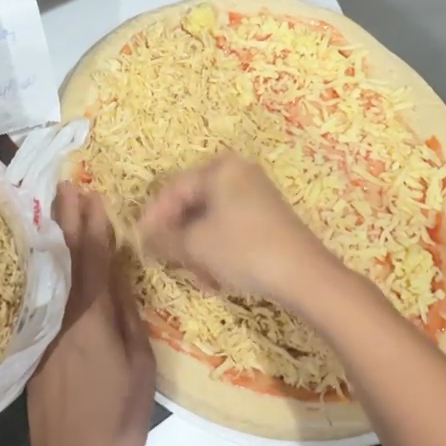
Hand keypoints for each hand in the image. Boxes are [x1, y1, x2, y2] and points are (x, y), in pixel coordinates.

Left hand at [28, 182, 154, 445]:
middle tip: (66, 183)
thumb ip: (128, 314)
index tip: (93, 191)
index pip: (94, 256)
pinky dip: (49, 262)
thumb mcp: (140, 364)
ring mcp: (48, 324)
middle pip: (67, 254)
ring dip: (55, 234)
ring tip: (55, 205)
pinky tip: (49, 254)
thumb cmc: (116, 413)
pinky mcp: (38, 340)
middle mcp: (65, 310)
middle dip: (67, 216)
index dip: (94, 222)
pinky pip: (45, 287)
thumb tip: (119, 272)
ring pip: (52, 267)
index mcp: (93, 313)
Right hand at [138, 152, 339, 303]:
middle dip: (179, 236)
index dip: (154, 217)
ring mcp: (256, 193)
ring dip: (199, 248)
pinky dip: (219, 249)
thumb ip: (165, 238)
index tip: (140, 242)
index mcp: (220, 168)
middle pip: (194, 203)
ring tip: (198, 276)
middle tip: (168, 260)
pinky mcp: (269, 217)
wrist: (305, 275)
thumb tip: (143, 238)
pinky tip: (218, 277)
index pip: (174, 189)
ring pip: (212, 219)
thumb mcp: (196, 245)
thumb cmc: (244, 249)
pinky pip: (231, 227)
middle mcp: (238, 172)